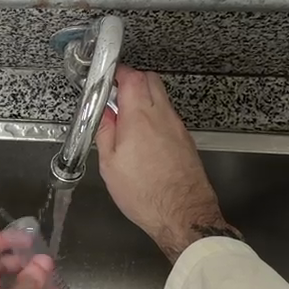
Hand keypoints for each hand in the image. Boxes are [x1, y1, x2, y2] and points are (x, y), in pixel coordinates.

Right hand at [95, 67, 237, 261]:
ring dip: (144, 98)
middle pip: (151, 80)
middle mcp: (162, 117)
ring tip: (125, 117)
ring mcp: (177, 127)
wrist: (182, 214)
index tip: (106, 79)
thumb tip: (104, 113)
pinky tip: (141, 134)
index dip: (118, 73)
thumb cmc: (144, 193)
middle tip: (115, 93)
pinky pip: (168, 116)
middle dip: (132, 80)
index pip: (133, 78)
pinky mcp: (185, 139)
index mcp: (139, 118)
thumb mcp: (109, 163)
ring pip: (161, 97)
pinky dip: (154, 115)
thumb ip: (105, 131)